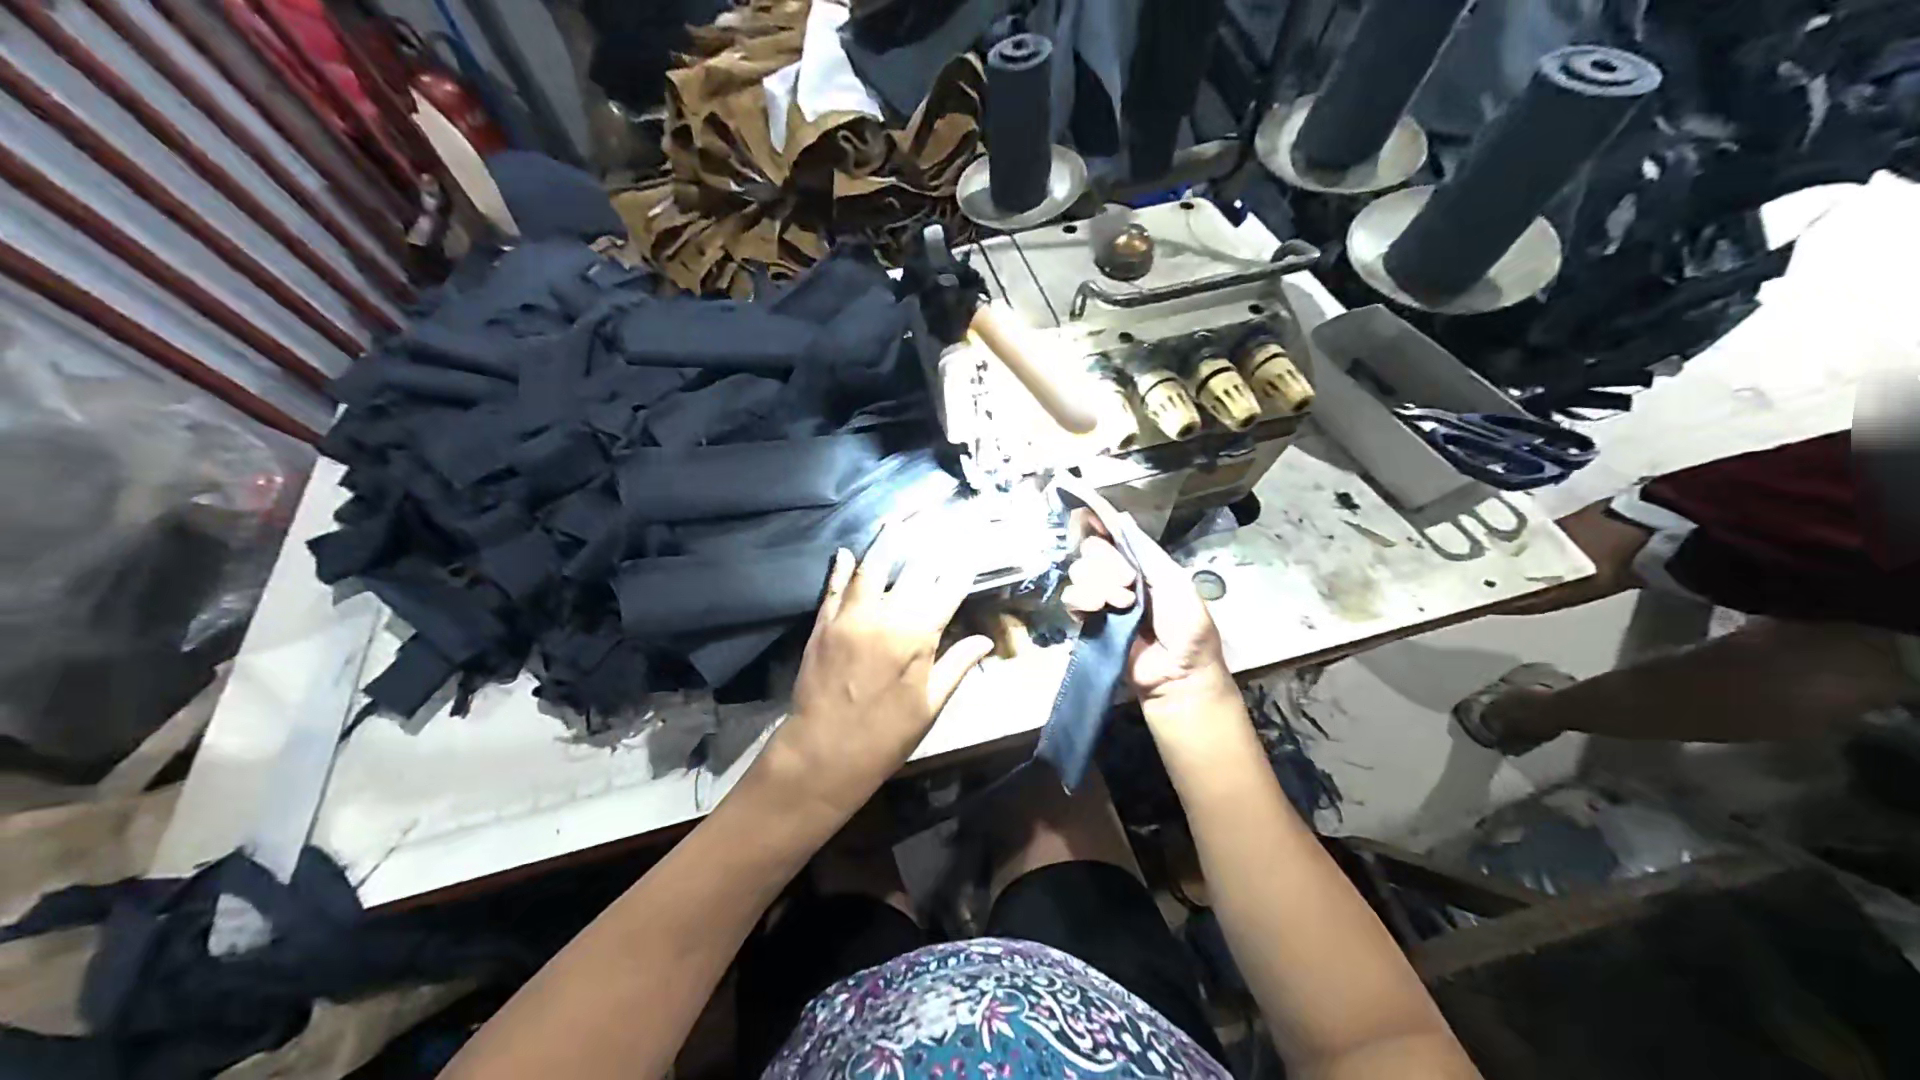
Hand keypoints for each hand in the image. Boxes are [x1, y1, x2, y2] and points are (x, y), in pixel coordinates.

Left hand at [759, 546, 994, 819]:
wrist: (824, 754)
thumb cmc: (886, 736)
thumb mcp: (930, 705)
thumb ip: (957, 665)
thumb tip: (986, 641)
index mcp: (918, 637)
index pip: (946, 591)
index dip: (960, 570)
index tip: (969, 552)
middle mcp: (886, 617)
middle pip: (913, 571)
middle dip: (930, 547)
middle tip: (939, 524)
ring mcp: (850, 617)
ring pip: (872, 568)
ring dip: (885, 543)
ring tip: (896, 521)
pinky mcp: (823, 624)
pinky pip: (834, 587)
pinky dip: (841, 568)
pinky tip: (846, 552)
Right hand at [1061, 518, 1233, 710]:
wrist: (1178, 674)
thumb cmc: (1188, 630)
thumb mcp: (1177, 583)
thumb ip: (1147, 553)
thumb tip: (1122, 519)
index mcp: (1142, 566)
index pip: (1114, 538)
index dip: (1100, 525)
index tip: (1088, 515)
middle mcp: (1119, 578)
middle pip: (1093, 552)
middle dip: (1107, 562)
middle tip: (1128, 583)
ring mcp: (1103, 601)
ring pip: (1080, 573)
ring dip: (1099, 584)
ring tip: (1122, 604)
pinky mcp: (1089, 622)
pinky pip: (1072, 600)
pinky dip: (1082, 599)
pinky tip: (1099, 609)